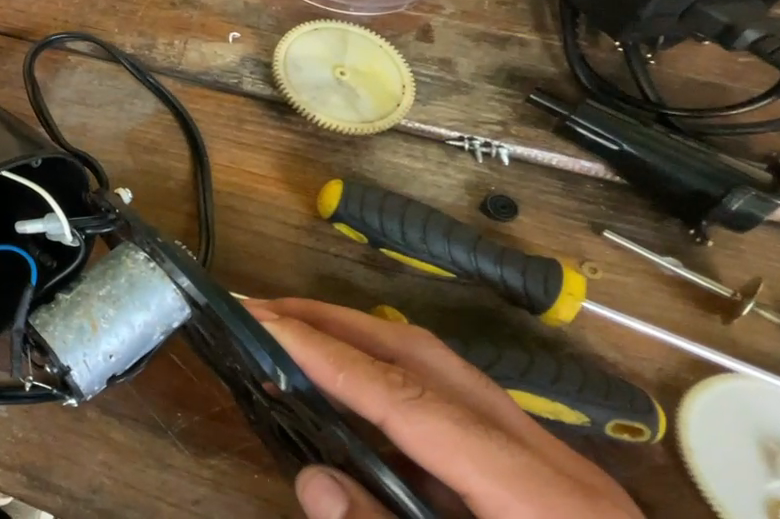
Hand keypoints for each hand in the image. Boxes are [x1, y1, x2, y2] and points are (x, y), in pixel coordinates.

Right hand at [246, 298, 642, 518]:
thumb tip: (311, 479)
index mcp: (544, 499)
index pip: (411, 398)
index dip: (327, 356)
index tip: (256, 322)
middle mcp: (554, 466)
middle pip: (426, 358)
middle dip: (335, 325)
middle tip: (256, 310)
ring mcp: (554, 469)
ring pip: (440, 372)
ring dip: (356, 343)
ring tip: (285, 336)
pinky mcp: (544, 481)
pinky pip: (450, 406)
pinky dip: (384, 384)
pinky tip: (342, 399)